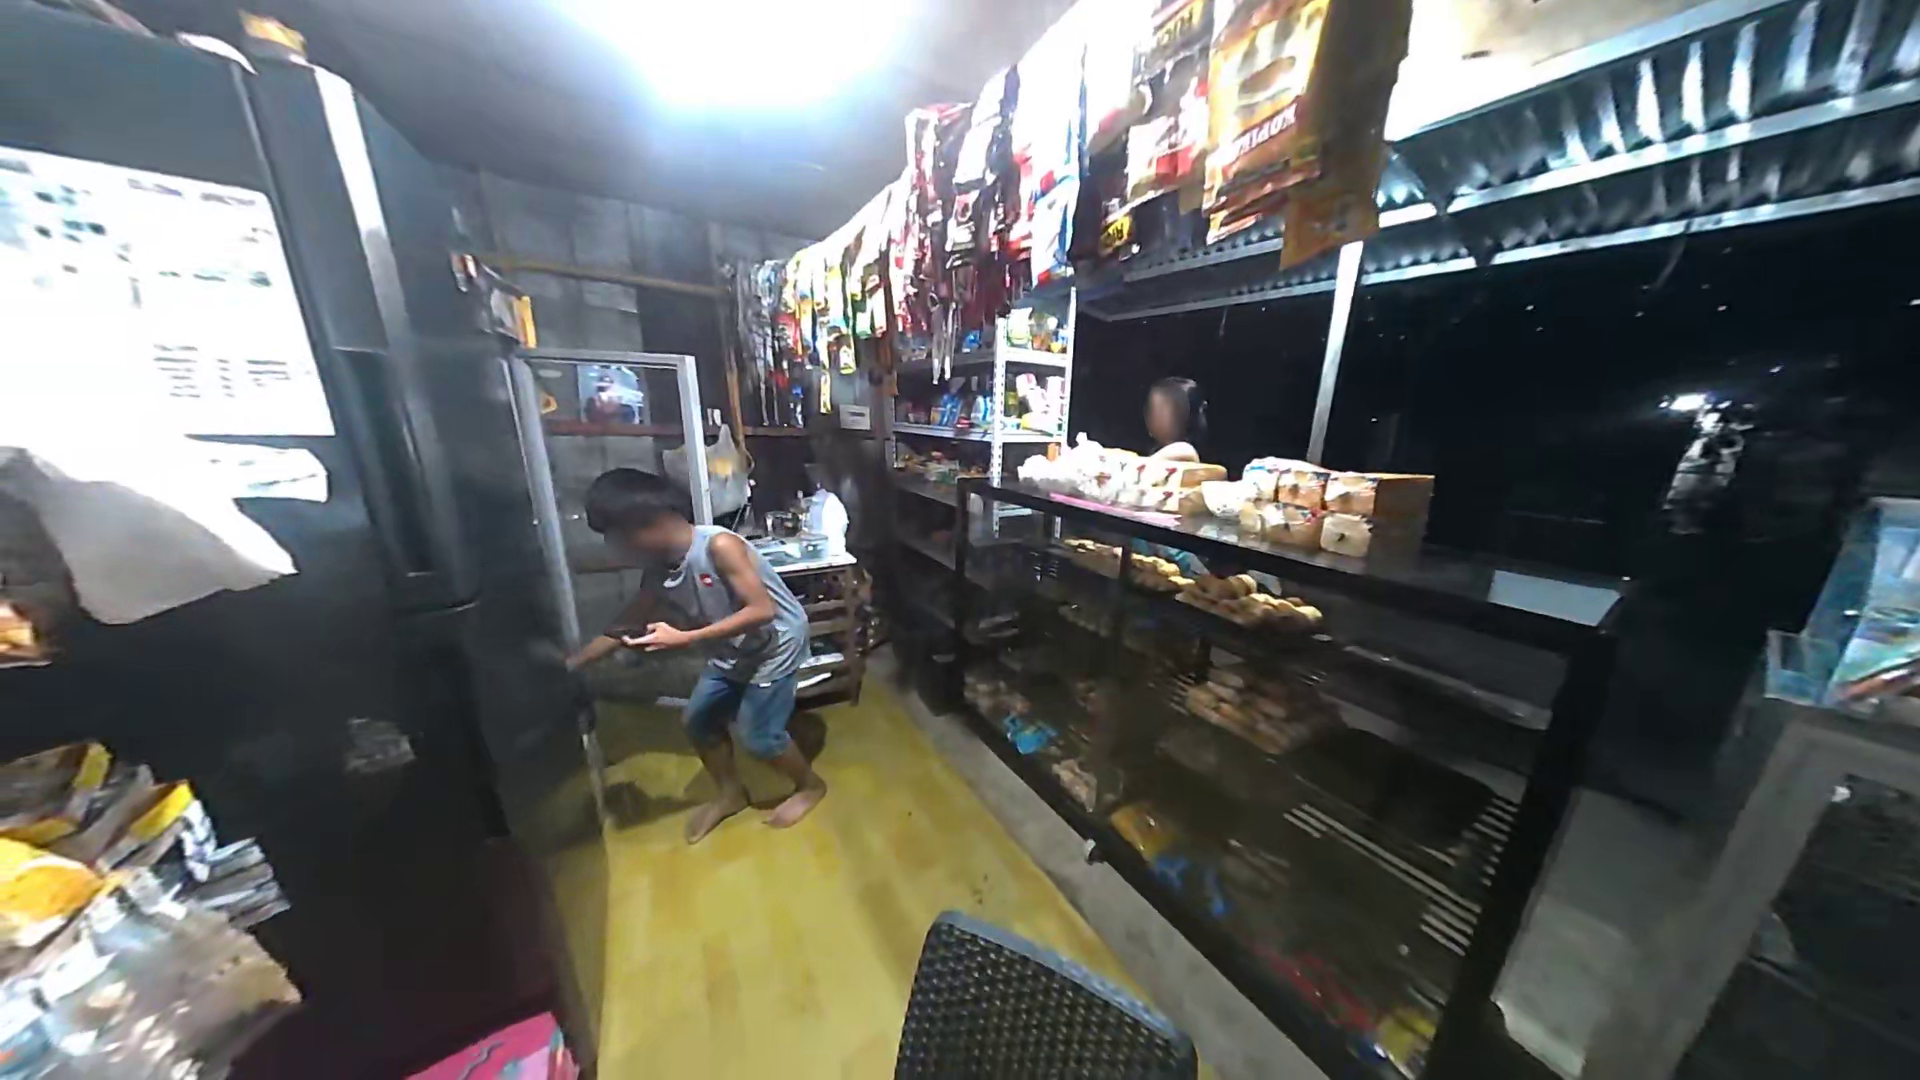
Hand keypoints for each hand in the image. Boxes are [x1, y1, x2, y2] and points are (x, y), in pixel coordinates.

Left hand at [625, 622, 693, 651]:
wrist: (680, 640)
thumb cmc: (671, 632)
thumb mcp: (660, 625)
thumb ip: (651, 626)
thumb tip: (646, 628)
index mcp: (649, 639)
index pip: (634, 642)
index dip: (627, 640)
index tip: (623, 637)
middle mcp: (650, 645)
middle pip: (637, 646)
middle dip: (632, 642)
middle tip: (628, 638)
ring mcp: (654, 648)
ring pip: (643, 647)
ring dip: (639, 643)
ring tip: (637, 638)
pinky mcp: (658, 649)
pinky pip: (649, 646)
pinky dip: (646, 643)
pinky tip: (648, 639)